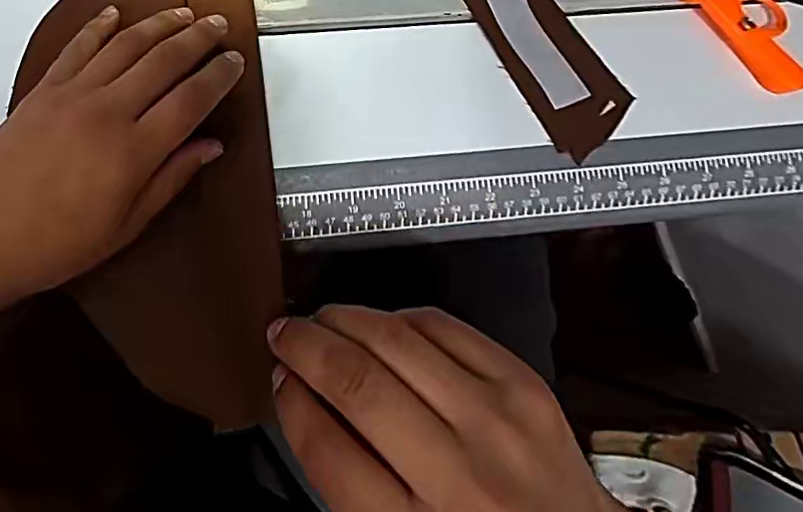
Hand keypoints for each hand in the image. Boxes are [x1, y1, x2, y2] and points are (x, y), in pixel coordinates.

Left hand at [0, 5, 244, 372]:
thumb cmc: (50, 245)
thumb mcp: (125, 227)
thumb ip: (172, 179)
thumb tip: (209, 149)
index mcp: (133, 151)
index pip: (192, 98)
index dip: (219, 76)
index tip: (233, 63)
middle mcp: (106, 112)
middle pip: (165, 59)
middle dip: (199, 38)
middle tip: (218, 26)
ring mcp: (72, 95)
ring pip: (127, 44)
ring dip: (160, 24)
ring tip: (183, 14)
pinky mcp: (43, 90)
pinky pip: (78, 46)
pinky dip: (99, 26)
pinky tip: (116, 14)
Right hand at [269, 306, 622, 511]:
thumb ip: (355, 486)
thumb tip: (307, 401)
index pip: (329, 449)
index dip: (291, 403)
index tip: (279, 378)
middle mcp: (457, 476)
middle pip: (356, 383)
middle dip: (306, 346)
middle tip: (284, 332)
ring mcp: (495, 421)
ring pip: (394, 340)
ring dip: (344, 318)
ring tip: (322, 318)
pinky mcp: (522, 383)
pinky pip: (442, 325)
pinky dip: (400, 316)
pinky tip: (382, 323)